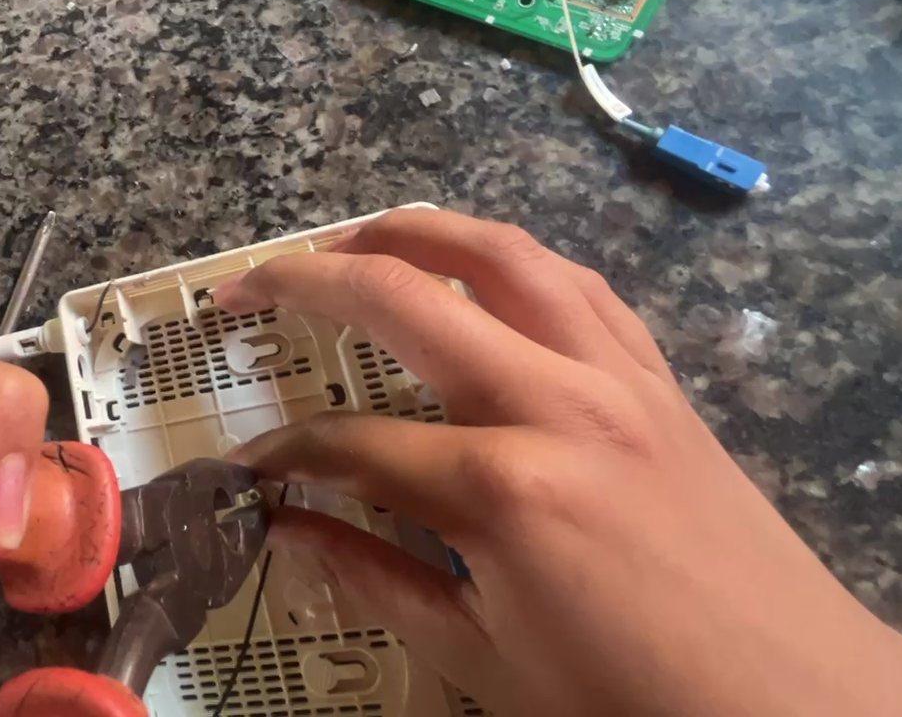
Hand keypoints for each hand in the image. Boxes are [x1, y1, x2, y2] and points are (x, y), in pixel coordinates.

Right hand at [215, 209, 901, 716]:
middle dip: (302, 282)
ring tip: (345, 239)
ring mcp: (614, 377)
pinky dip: (503, 259)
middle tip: (245, 288)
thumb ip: (368, 576)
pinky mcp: (655, 376)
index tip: (248, 464)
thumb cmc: (636, 704)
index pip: (352, 444)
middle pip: (402, 297)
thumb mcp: (483, 660)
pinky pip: (573, 282)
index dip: (285, 454)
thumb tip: (278, 526)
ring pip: (496, 253)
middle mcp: (554, 405)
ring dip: (406, 231)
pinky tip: (467, 270)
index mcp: (504, 491)